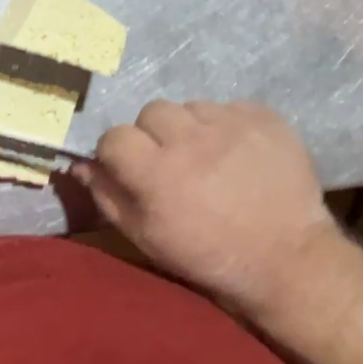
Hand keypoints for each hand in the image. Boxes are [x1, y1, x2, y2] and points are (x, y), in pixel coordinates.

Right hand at [74, 100, 339, 314]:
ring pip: (190, 106)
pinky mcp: (265, 118)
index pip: (114, 136)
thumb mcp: (145, 237)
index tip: (127, 169)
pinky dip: (224, 126)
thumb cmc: (204, 255)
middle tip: (167, 162)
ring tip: (204, 157)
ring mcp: (232, 124)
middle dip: (152, 136)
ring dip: (188, 128)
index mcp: (157, 173)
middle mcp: (191, 139)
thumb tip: (80, 165)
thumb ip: (108, 197)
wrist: (282, 257)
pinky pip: (228, 107)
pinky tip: (233, 154)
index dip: (116, 153)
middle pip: (150, 112)